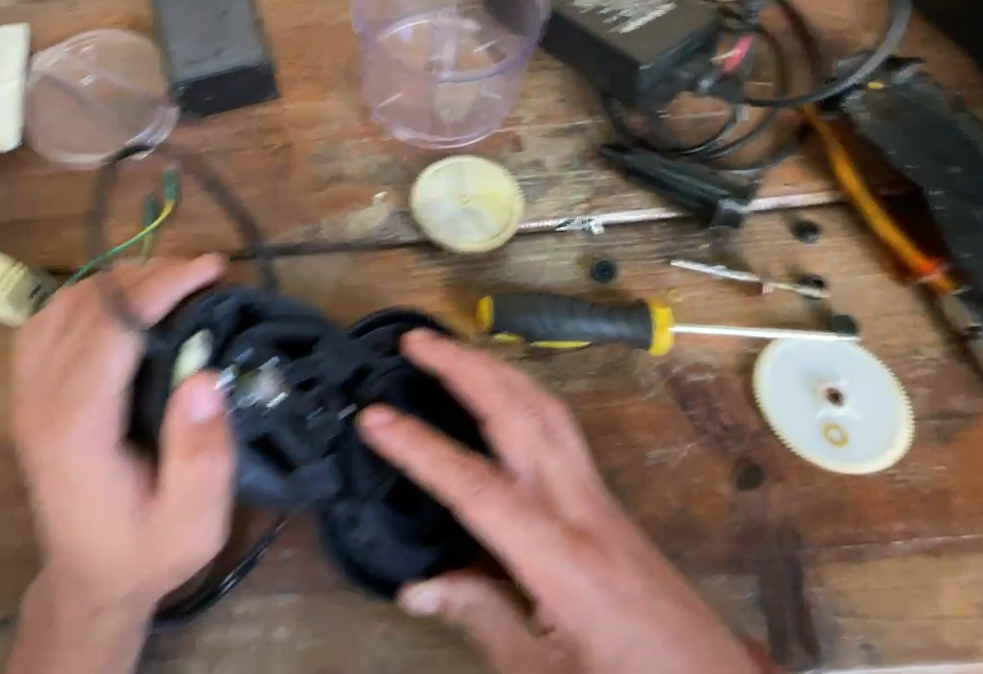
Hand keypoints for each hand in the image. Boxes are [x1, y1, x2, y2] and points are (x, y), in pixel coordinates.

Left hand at [10, 255, 233, 628]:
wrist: (87, 581)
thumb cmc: (145, 553)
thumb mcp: (193, 526)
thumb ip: (202, 457)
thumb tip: (204, 373)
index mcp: (76, 429)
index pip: (113, 329)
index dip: (162, 287)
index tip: (211, 269)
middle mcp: (39, 400)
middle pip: (88, 306)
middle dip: (150, 276)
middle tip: (204, 274)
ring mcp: (25, 392)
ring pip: (63, 303)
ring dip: (120, 282)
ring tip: (173, 283)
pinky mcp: (27, 389)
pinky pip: (48, 319)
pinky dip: (89, 297)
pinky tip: (126, 305)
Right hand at [359, 330, 761, 673]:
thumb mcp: (541, 672)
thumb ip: (479, 618)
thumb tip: (415, 587)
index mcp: (559, 559)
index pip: (476, 489)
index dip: (421, 449)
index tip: (374, 417)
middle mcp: (580, 510)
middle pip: (522, 416)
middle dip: (466, 368)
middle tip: (416, 340)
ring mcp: (599, 499)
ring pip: (547, 410)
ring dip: (496, 369)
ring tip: (453, 349)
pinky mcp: (608, 502)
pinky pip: (561, 427)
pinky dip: (523, 393)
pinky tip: (503, 392)